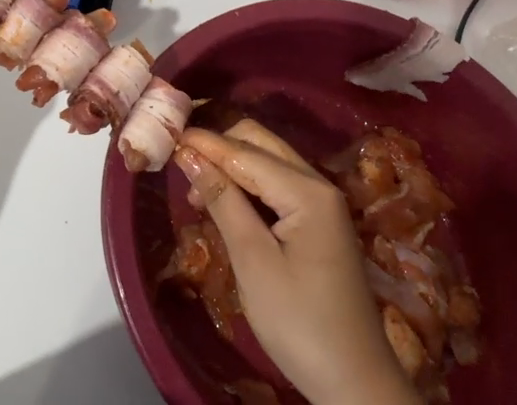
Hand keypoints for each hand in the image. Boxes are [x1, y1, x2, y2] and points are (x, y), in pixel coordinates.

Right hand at [174, 121, 419, 404]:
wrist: (355, 383)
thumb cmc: (299, 322)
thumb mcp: (253, 260)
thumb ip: (222, 200)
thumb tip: (189, 154)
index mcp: (307, 192)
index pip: (243, 151)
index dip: (202, 142)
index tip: (162, 136)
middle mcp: (318, 186)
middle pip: (259, 143)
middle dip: (217, 145)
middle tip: (177, 162)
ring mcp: (322, 204)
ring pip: (267, 161)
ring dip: (229, 164)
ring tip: (194, 188)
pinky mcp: (319, 223)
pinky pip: (276, 184)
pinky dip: (246, 184)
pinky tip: (223, 202)